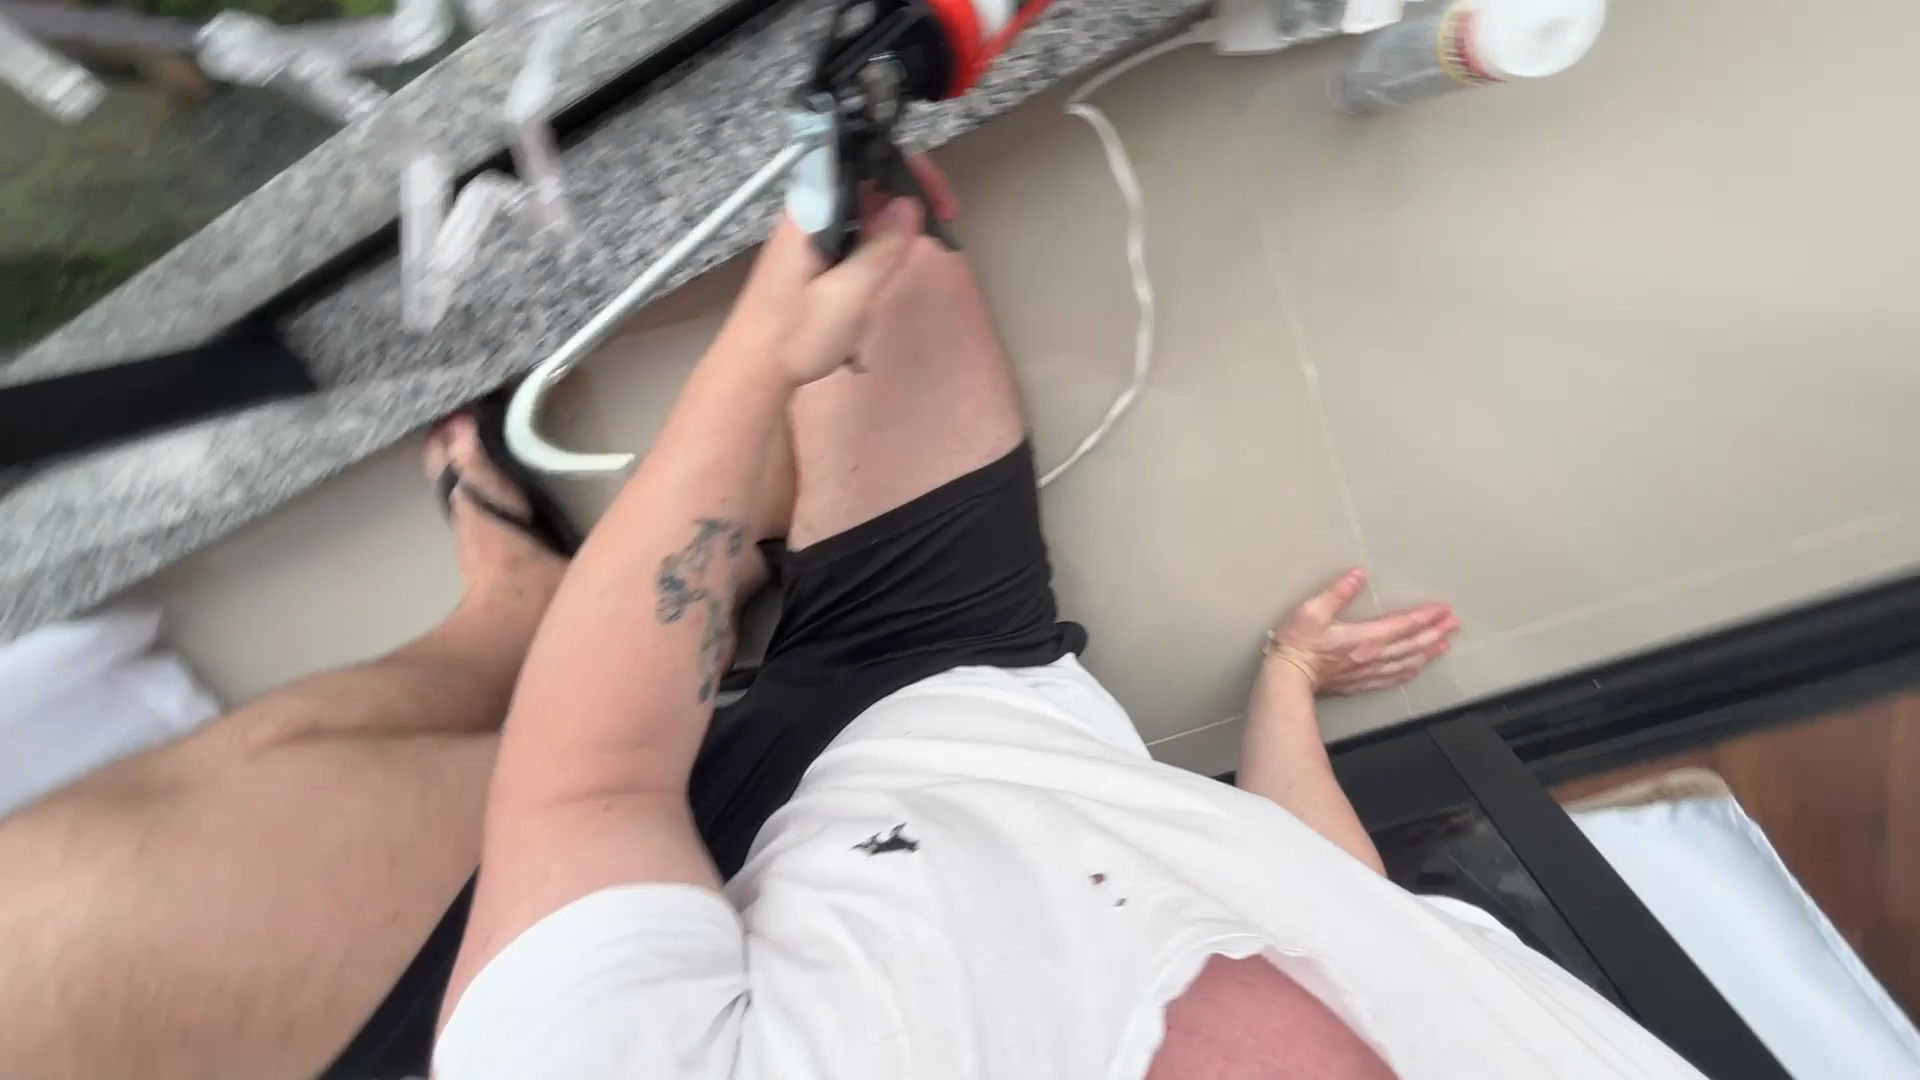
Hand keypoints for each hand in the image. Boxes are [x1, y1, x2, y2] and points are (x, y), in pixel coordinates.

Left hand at [716, 158, 959, 387]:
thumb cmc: (795, 337)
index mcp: (813, 213)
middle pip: (866, 183)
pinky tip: (888, 271)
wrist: (753, 370)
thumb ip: (880, 250)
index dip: (905, 169)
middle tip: (941, 228)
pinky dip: (877, 246)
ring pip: (862, 212)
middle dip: (907, 197)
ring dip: (894, 225)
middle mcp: (809, 215)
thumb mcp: (847, 297)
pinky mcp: (811, 258)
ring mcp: (809, 237)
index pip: (861, 161)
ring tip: (920, 251)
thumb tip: (910, 206)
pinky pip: (852, 237)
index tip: (937, 200)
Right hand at [1263, 568, 1458, 695]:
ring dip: (1427, 653)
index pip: (1403, 625)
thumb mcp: (1312, 611)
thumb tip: (1357, 575)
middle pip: (1412, 644)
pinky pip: (1390, 679)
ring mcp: (1367, 672)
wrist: (1287, 677)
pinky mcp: (1358, 683)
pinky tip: (1414, 671)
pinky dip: (1407, 673)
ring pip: (1406, 662)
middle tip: (1453, 625)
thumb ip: (1337, 592)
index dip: (1425, 616)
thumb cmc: (1297, 645)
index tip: (1443, 609)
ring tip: (1443, 645)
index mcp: (1365, 636)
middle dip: (1435, 633)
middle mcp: (1372, 655)